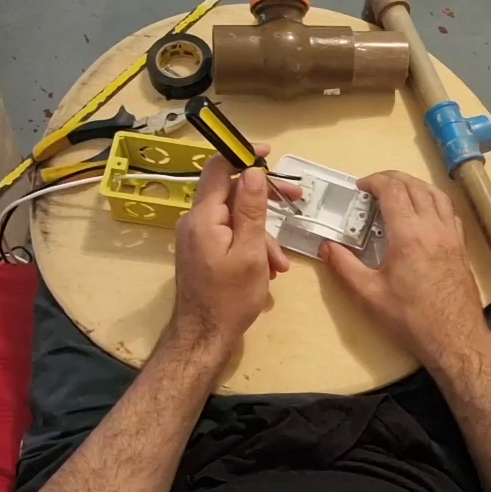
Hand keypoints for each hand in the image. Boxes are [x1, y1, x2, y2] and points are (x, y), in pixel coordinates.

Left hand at [165, 145, 299, 363]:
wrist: (204, 338)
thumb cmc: (230, 299)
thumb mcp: (250, 252)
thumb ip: (252, 210)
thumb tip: (254, 171)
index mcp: (203, 217)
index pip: (219, 169)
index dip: (243, 155)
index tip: (269, 154)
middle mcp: (195, 222)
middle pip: (232, 194)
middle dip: (264, 201)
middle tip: (296, 200)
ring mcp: (197, 238)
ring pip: (235, 219)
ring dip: (262, 234)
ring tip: (280, 263)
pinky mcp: (202, 252)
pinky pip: (229, 236)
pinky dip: (250, 246)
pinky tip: (268, 269)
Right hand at [320, 171, 490, 369]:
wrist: (453, 338)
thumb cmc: (409, 318)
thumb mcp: (368, 295)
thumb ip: (344, 266)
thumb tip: (326, 247)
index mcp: (408, 234)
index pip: (393, 191)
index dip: (375, 181)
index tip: (361, 187)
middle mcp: (433, 227)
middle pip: (415, 186)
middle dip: (393, 179)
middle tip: (374, 185)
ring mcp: (451, 236)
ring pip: (436, 195)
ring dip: (415, 186)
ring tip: (399, 192)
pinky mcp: (461, 247)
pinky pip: (449, 212)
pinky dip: (434, 202)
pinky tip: (425, 214)